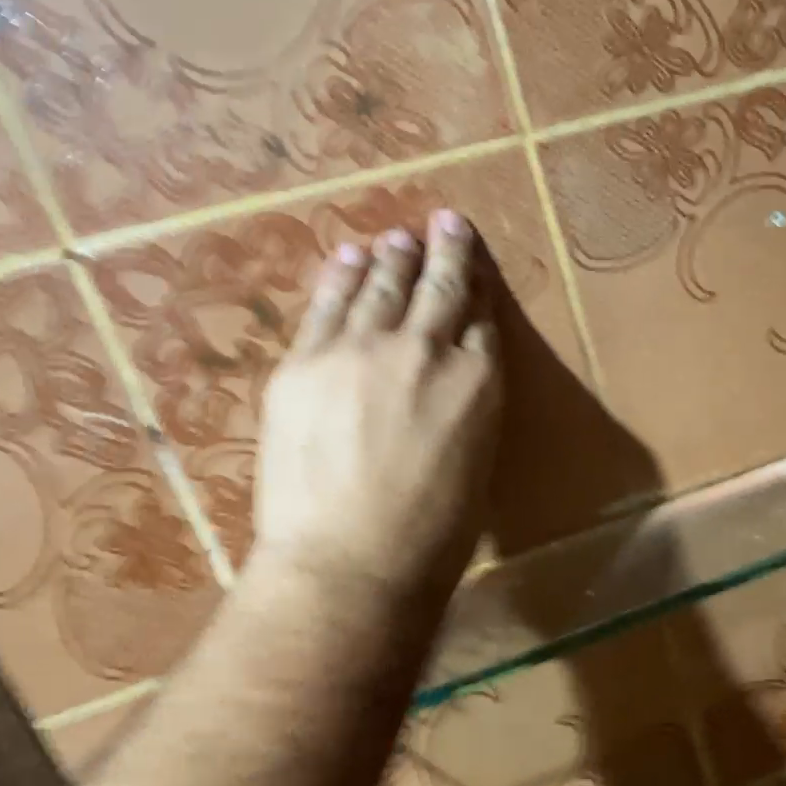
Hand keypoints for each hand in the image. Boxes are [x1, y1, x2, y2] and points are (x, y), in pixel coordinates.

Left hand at [250, 210, 502, 604]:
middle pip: (438, 288)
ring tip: (398, 238)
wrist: (348, 562)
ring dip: (392, 258)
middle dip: (445, 253)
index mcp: (479, 382)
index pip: (480, 320)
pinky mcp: (305, 363)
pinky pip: (328, 306)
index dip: (476, 290)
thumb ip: (468, 410)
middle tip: (444, 224)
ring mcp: (360, 349)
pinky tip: (348, 257)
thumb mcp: (476, 465)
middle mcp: (425, 350)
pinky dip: (341, 277)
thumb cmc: (431, 537)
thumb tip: (451, 384)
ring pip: (381, 286)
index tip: (473, 270)